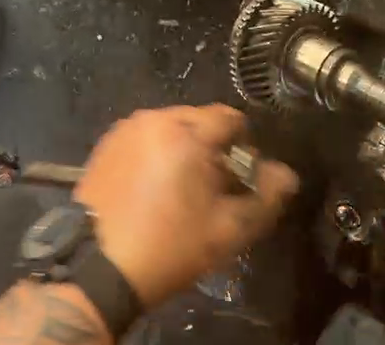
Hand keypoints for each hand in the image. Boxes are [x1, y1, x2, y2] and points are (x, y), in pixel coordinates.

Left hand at [72, 105, 298, 307]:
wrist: (98, 265)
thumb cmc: (170, 246)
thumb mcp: (227, 230)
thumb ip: (265, 198)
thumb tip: (286, 175)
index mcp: (186, 132)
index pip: (229, 118)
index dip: (244, 145)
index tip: (243, 175)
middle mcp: (154, 118)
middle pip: (199, 121)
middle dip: (213, 147)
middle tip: (215, 188)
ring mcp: (126, 128)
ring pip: (170, 128)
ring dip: (183, 149)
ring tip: (183, 191)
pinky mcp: (106, 143)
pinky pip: (144, 138)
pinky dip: (156, 153)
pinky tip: (153, 188)